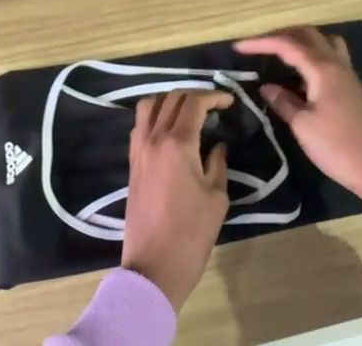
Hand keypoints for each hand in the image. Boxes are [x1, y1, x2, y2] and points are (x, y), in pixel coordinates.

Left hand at [121, 90, 232, 310]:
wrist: (154, 266)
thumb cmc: (191, 233)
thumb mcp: (216, 198)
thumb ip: (217, 164)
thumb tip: (216, 146)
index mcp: (178, 143)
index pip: (194, 103)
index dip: (213, 97)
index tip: (229, 102)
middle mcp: (154, 138)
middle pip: (171, 98)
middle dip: (194, 95)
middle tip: (214, 106)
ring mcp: (139, 150)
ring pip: (149, 106)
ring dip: (170, 101)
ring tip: (189, 112)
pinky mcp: (132, 163)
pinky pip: (140, 126)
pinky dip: (155, 117)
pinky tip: (170, 131)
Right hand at [237, 27, 361, 238]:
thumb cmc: (337, 147)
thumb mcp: (303, 125)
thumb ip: (283, 101)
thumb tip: (267, 86)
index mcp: (322, 68)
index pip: (286, 45)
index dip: (260, 43)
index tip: (237, 47)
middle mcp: (336, 63)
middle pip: (306, 35)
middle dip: (280, 36)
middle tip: (258, 48)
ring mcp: (347, 74)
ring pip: (321, 42)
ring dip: (299, 42)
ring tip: (279, 55)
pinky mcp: (351, 87)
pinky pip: (330, 56)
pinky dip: (311, 55)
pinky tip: (301, 74)